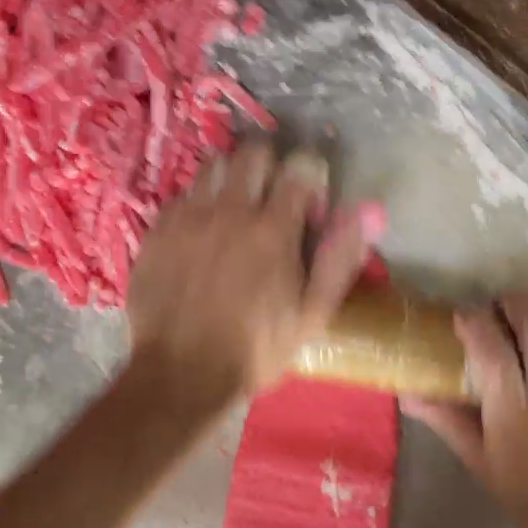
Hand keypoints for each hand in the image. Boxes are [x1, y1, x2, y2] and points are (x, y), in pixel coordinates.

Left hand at [127, 140, 382, 409]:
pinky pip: (183, 194)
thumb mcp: (312, 315)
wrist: (180, 375)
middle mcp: (230, 210)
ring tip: (236, 208)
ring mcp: (189, 217)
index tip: (310, 204)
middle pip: (253, 153)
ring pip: (214, 165)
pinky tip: (202, 231)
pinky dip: (199, 202)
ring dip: (232, 177)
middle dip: (271, 165)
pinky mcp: (158, 230)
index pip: (300, 167)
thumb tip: (368, 212)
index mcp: (273, 229)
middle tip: (273, 197)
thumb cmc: (255, 349)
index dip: (310, 176)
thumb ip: (340, 259)